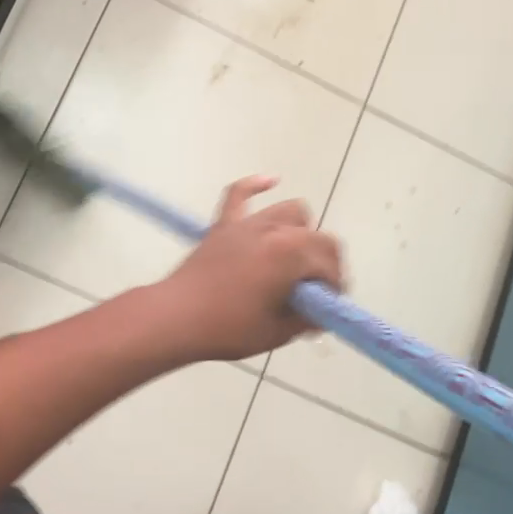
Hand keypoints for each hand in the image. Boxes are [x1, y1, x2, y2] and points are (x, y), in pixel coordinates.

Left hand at [146, 176, 343, 362]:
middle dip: (324, 263)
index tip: (327, 307)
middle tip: (315, 292)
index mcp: (291, 255)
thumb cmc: (228, 327)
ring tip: (297, 257)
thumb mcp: (277, 332)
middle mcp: (274, 230)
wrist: (177, 317)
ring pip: (289, 212)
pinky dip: (256, 185)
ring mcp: (247, 224)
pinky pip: (239, 193)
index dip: (335, 286)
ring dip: (302, 231)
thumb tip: (319, 313)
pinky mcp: (224, 224)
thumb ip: (306, 318)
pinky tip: (271, 181)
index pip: (330, 262)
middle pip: (317, 237)